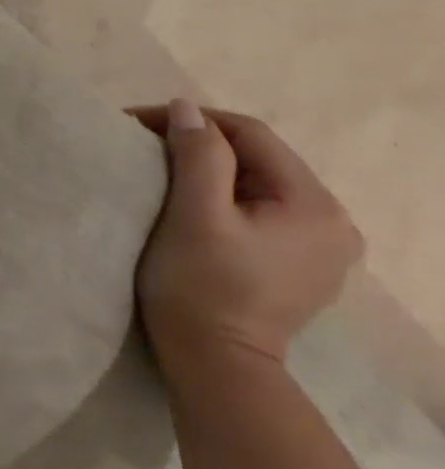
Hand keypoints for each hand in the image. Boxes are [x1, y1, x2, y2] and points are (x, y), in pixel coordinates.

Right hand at [132, 100, 363, 364]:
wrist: (214, 360)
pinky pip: (263, 212)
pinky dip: (225, 198)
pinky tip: (192, 207)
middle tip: (143, 146)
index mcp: (315, 205)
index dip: (192, 120)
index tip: (135, 123)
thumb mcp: (194, 213)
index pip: (251, 134)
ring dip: (210, 170)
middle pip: (259, 158)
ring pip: (259, 184)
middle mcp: (334, 223)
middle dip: (200, 144)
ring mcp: (322, 249)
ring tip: (160, 172)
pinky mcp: (301, 267)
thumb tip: (186, 108)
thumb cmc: (201, 283)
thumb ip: (197, 156)